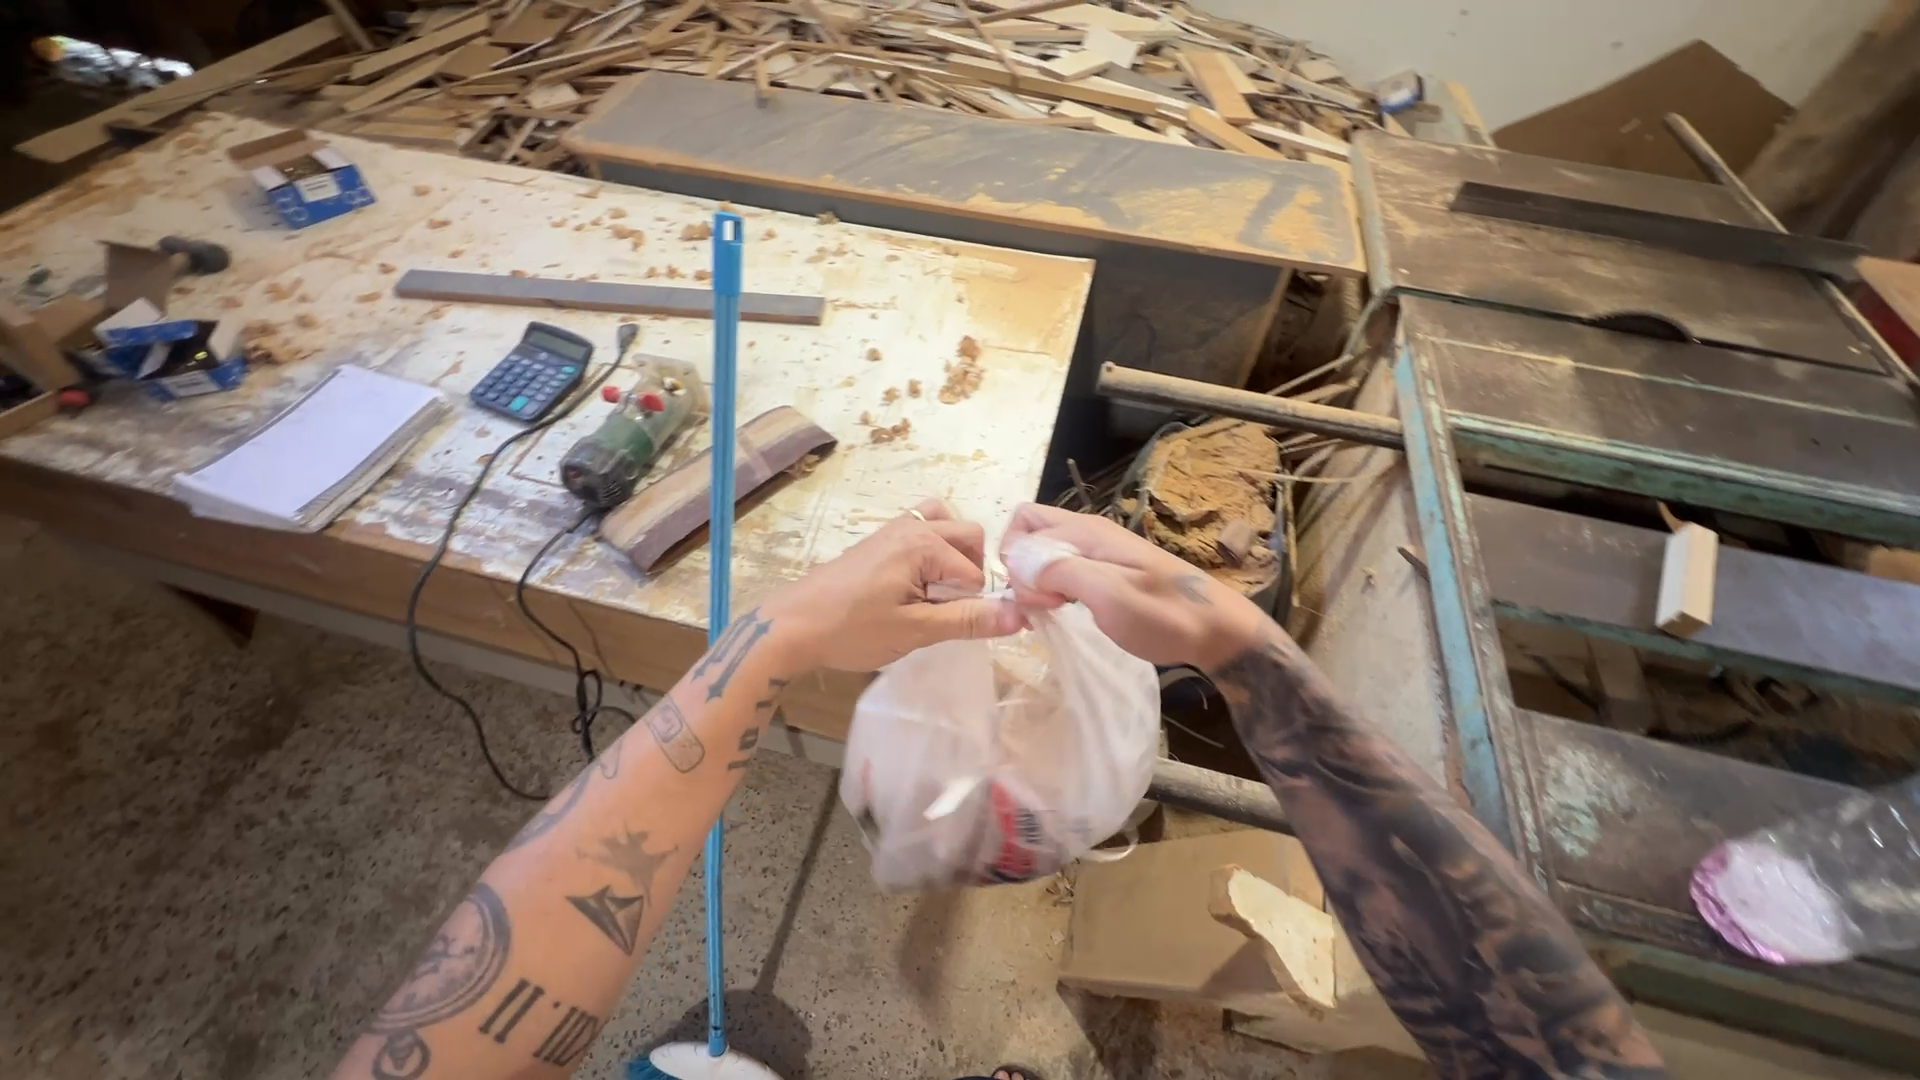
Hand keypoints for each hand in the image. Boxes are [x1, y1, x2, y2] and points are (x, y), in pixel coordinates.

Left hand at [763, 498, 1021, 673]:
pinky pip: (922, 530)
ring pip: (946, 526)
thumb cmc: (852, 629)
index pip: (976, 572)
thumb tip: (1020, 616)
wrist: (792, 625)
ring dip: (954, 554)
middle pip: (969, 535)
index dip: (974, 602)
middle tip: (949, 607)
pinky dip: (932, 551)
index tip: (953, 626)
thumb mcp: (915, 631)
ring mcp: (893, 529)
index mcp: (923, 542)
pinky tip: (917, 584)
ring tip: (940, 591)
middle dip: (972, 570)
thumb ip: (969, 620)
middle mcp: (912, 525)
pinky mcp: (880, 540)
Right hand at [1001, 502, 1272, 670]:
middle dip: (1019, 565)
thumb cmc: (1165, 615)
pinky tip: (1063, 609)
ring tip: (1052, 611)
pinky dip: (1050, 585)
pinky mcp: (1103, 569)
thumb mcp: (1110, 595)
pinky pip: (1060, 566)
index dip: (1019, 565)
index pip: (1024, 529)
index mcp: (1086, 531)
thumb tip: (1016, 561)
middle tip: (1041, 604)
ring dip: (1034, 578)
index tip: (1043, 600)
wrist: (1216, 630)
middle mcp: (1087, 532)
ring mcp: (1096, 549)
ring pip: (1042, 549)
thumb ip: (1061, 571)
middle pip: (1029, 530)